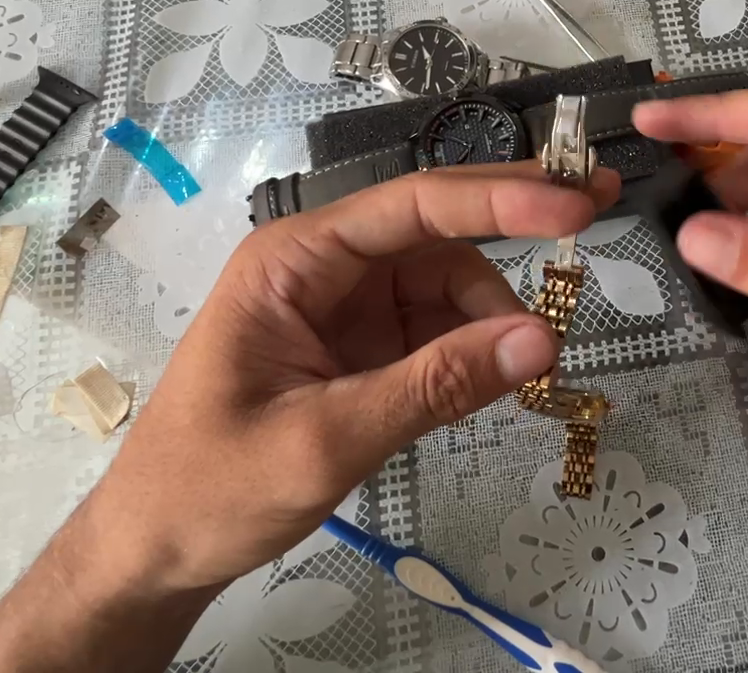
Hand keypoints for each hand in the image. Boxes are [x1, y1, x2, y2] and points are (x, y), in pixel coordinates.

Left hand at [87, 162, 619, 593]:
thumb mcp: (327, 440)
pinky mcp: (368, 339)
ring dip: (498, 309)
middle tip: (594, 203)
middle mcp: (330, 263)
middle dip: (516, 212)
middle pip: (437, 223)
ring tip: (536, 357)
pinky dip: (478, 343)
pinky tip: (498, 371)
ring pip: (450, 278)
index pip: (413, 205)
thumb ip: (436, 386)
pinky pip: (441, 323)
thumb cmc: (211, 487)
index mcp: (298, 258)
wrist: (153, 550)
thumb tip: (542, 342)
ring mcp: (351, 301)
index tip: (572, 203)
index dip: (500, 198)